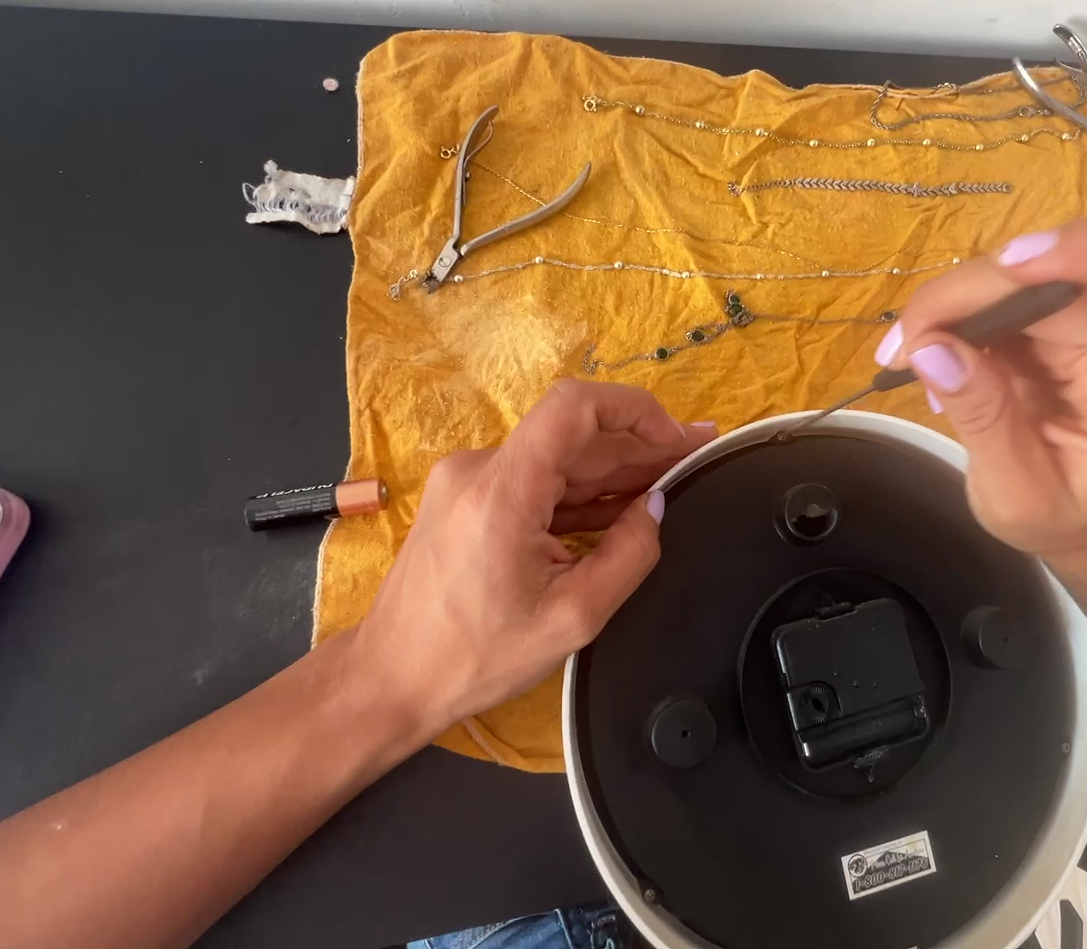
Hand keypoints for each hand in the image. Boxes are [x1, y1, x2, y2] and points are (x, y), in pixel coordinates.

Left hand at [349, 380, 715, 744]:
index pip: (573, 407)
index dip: (634, 410)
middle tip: (698, 452)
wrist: (389, 678)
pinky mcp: (472, 496)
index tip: (674, 440)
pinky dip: (585, 490)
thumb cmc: (474, 659)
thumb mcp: (573, 617)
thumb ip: (629, 555)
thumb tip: (656, 506)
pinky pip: (541, 479)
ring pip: (562, 458)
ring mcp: (472, 480)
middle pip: (576, 437)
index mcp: (502, 493)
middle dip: (641, 444)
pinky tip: (627, 498)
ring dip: (618, 467)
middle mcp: (481, 470)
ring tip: (674, 472)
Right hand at [886, 219, 1086, 559]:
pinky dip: (953, 308)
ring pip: (1031, 272)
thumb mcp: (1016, 496)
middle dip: (985, 287)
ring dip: (957, 297)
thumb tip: (932, 349)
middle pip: (1077, 273)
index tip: (1013, 263)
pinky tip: (921, 347)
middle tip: (912, 334)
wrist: (1074, 516)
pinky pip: (1005, 288)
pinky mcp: (1057, 317)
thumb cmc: (1060, 515)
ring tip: (903, 349)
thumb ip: (983, 424)